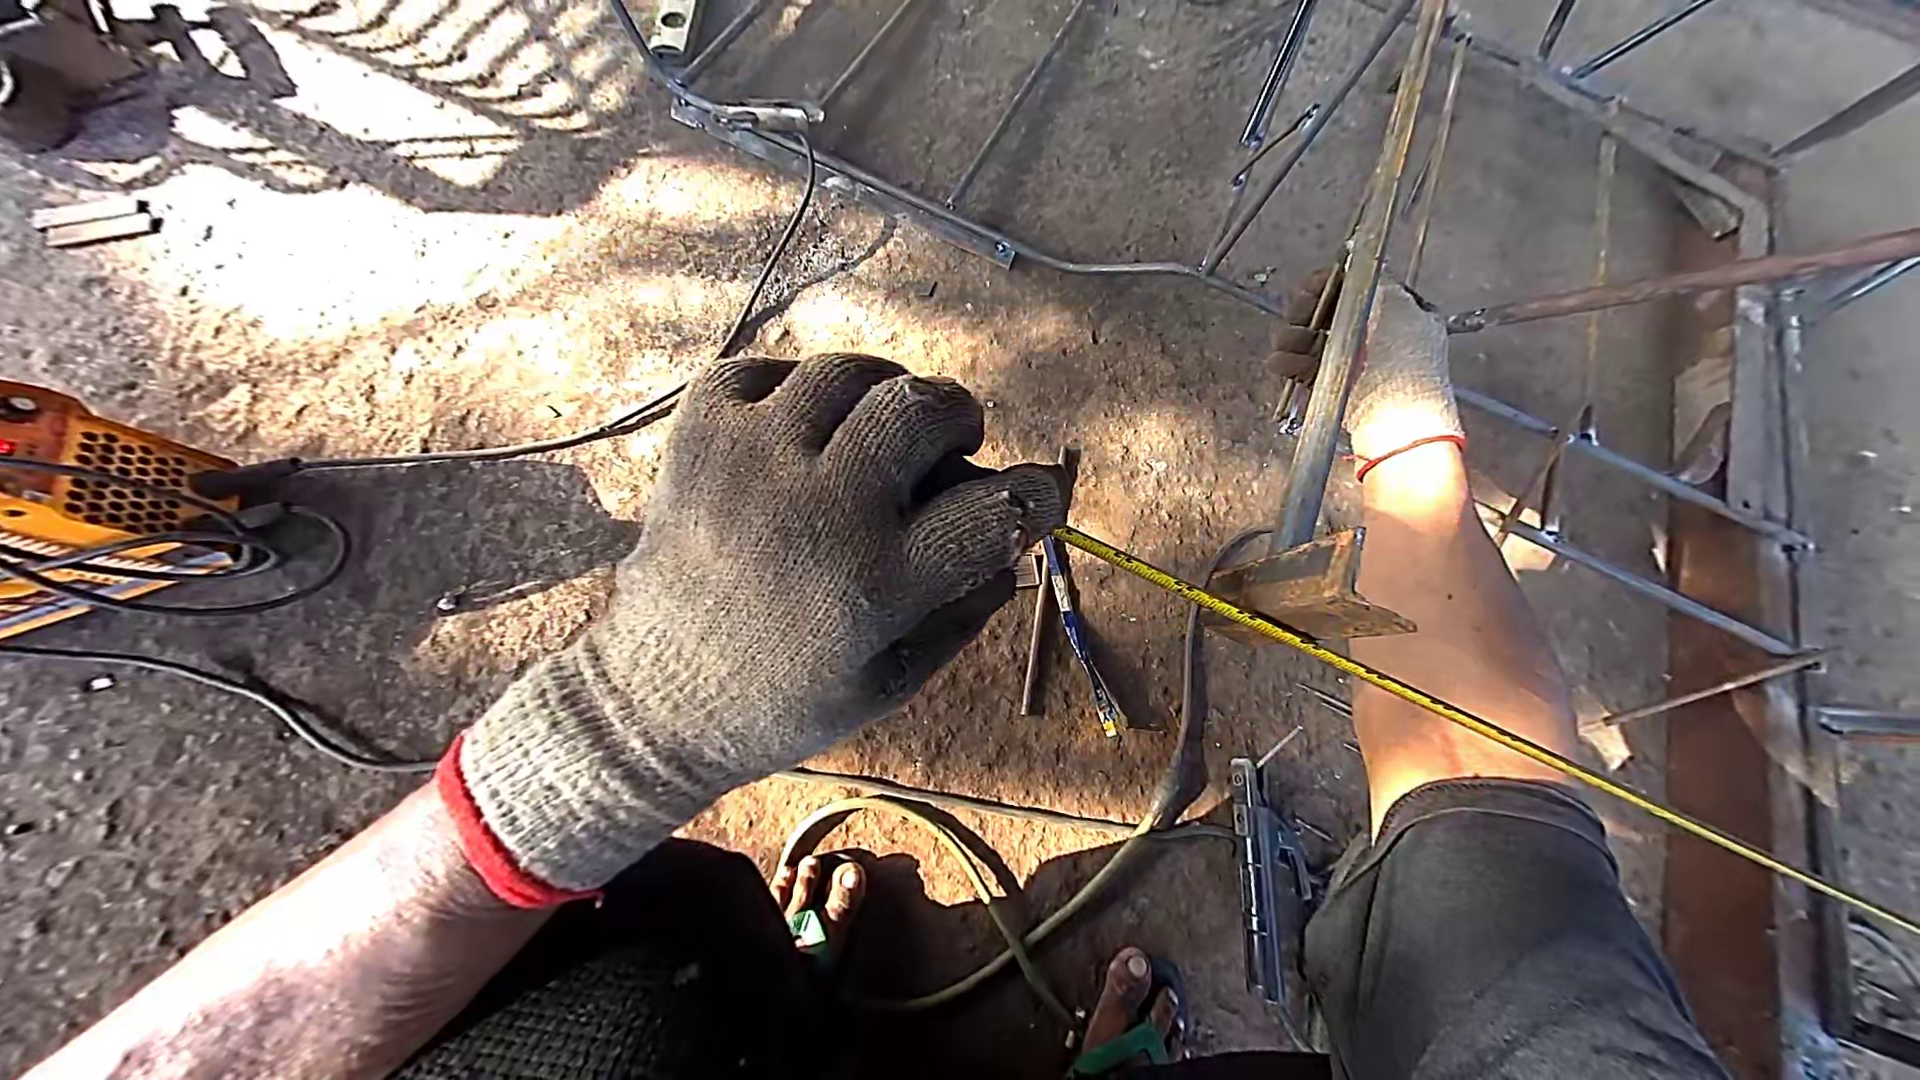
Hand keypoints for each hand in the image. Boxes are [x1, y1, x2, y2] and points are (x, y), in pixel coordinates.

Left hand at [441, 354, 1065, 903]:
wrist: (657, 702)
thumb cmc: (790, 701)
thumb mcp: (897, 678)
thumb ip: (969, 605)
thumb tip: (1020, 539)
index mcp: (877, 583)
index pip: (997, 510)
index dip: (1040, 494)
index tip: (1044, 493)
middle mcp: (817, 510)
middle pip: (921, 406)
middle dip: (958, 417)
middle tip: (954, 442)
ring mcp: (750, 463)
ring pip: (850, 372)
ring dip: (885, 397)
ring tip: (876, 437)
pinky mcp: (698, 438)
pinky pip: (770, 371)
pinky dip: (802, 393)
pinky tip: (802, 438)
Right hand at [1267, 272, 1462, 464]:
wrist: (1396, 422)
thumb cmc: (1403, 363)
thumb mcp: (1397, 308)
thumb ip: (1374, 281)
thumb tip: (1354, 260)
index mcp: (1392, 310)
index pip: (1350, 286)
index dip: (1326, 285)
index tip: (1311, 291)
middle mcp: (1368, 331)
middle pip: (1321, 311)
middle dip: (1303, 313)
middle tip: (1298, 323)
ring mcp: (1345, 360)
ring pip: (1303, 338)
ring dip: (1289, 339)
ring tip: (1285, 348)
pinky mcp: (1325, 384)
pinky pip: (1297, 366)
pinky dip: (1285, 363)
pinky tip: (1279, 363)